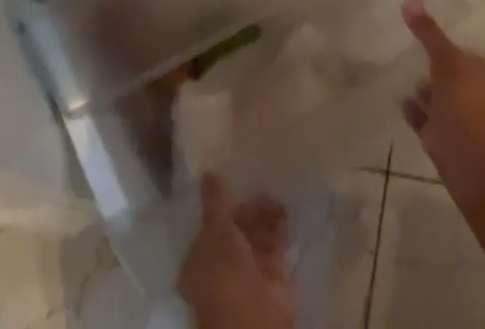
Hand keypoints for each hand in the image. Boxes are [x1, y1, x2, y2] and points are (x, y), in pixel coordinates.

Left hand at [178, 173, 294, 328]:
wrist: (255, 316)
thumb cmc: (225, 273)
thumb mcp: (216, 232)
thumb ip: (215, 201)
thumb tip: (208, 170)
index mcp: (199, 260)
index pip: (209, 227)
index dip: (221, 205)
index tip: (234, 181)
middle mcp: (221, 266)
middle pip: (235, 230)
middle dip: (248, 209)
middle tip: (261, 186)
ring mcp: (248, 271)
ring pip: (256, 236)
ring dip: (265, 215)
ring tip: (276, 196)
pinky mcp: (272, 273)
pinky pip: (274, 245)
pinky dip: (279, 228)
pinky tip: (285, 210)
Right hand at [401, 0, 484, 193]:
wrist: (462, 144)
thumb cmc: (462, 93)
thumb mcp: (445, 55)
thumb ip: (428, 31)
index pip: (475, 57)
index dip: (461, 50)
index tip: (441, 41)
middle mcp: (476, 94)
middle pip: (457, 79)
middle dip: (440, 71)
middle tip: (420, 56)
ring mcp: (459, 116)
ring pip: (441, 100)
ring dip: (427, 91)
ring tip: (407, 76)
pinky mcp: (442, 136)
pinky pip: (425, 118)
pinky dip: (415, 110)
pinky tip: (401, 99)